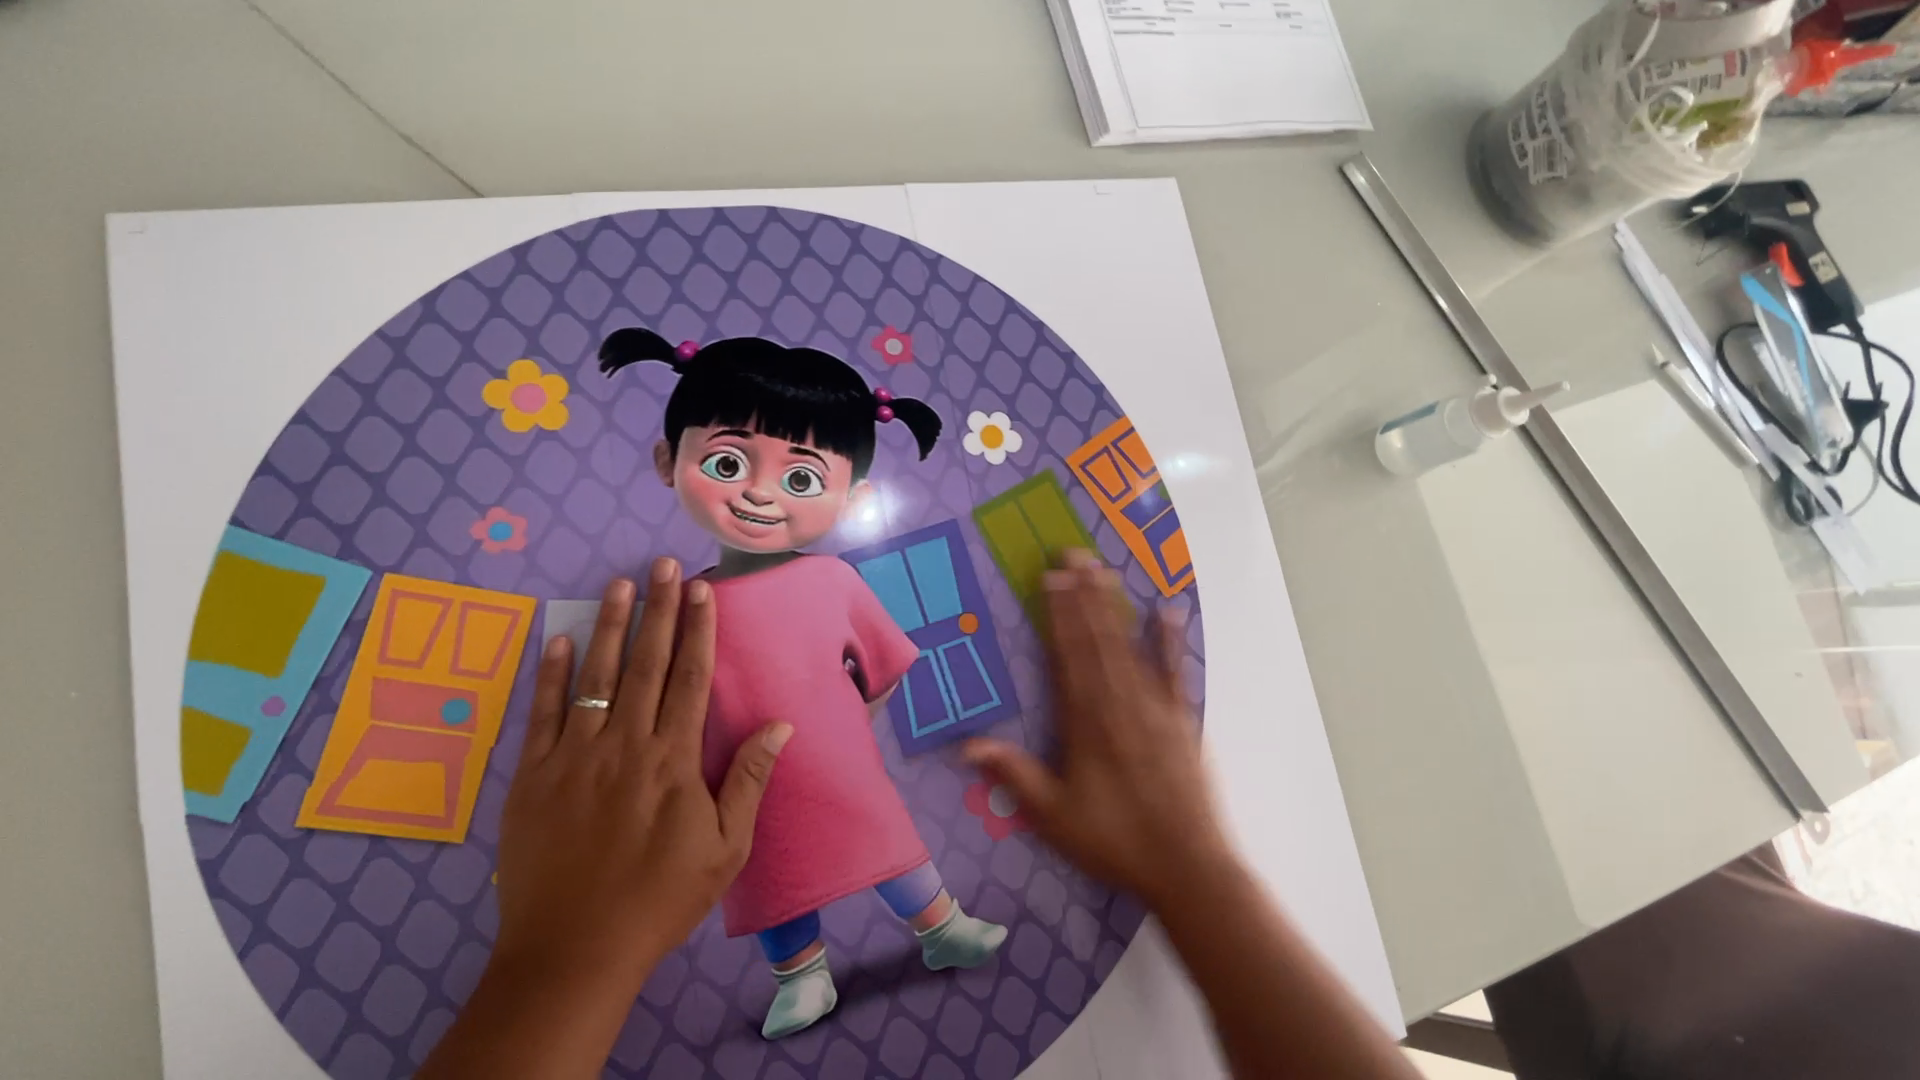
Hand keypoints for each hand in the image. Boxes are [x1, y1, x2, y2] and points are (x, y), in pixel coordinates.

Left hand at [493, 560, 792, 987]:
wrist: (573, 950)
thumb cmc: (660, 899)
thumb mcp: (726, 848)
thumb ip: (748, 780)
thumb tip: (780, 724)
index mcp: (673, 759)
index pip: (690, 678)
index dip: (698, 630)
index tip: (702, 591)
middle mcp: (625, 744)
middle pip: (646, 663)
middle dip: (659, 610)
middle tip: (665, 564)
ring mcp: (575, 756)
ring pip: (596, 676)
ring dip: (610, 626)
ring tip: (620, 583)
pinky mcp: (534, 775)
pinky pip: (544, 713)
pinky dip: (553, 674)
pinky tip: (562, 640)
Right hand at [964, 550, 1232, 911]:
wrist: (1188, 867)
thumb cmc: (1115, 841)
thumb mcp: (1054, 816)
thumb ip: (1014, 774)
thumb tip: (966, 744)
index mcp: (1086, 723)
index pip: (1068, 657)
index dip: (1058, 615)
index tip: (1050, 579)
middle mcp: (1120, 704)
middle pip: (1097, 639)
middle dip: (1084, 595)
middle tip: (1072, 553)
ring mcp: (1156, 708)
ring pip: (1129, 646)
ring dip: (1113, 606)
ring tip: (1101, 569)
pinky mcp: (1183, 719)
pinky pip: (1174, 671)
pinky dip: (1169, 640)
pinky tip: (1165, 611)